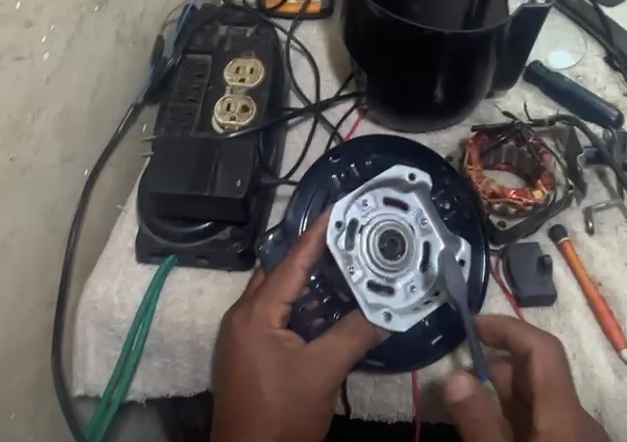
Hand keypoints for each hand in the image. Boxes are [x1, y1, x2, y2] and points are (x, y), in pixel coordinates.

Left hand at [211, 211, 384, 441]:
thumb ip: (353, 336)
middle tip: (343, 239)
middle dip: (308, 254)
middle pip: (277, 272)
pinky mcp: (245, 353)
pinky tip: (321, 310)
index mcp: (256, 312)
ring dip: (302, 282)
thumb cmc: (281, 415)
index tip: (336, 210)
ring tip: (338, 267)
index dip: (315, 235)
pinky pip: (271, 315)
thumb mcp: (323, 373)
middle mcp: (242, 315)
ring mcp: (240, 335)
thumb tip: (386, 315)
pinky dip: (295, 305)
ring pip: (273, 294)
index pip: (290, 262)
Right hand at [442, 316, 610, 441]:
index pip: (543, 348)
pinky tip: (497, 436)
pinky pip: (547, 425)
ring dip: (504, 398)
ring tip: (472, 413)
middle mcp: (582, 422)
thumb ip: (480, 421)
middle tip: (460, 384)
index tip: (471, 327)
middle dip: (497, 369)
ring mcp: (583, 441)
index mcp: (567, 415)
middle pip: (539, 375)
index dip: (508, 328)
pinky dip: (518, 420)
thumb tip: (454, 375)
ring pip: (541, 403)